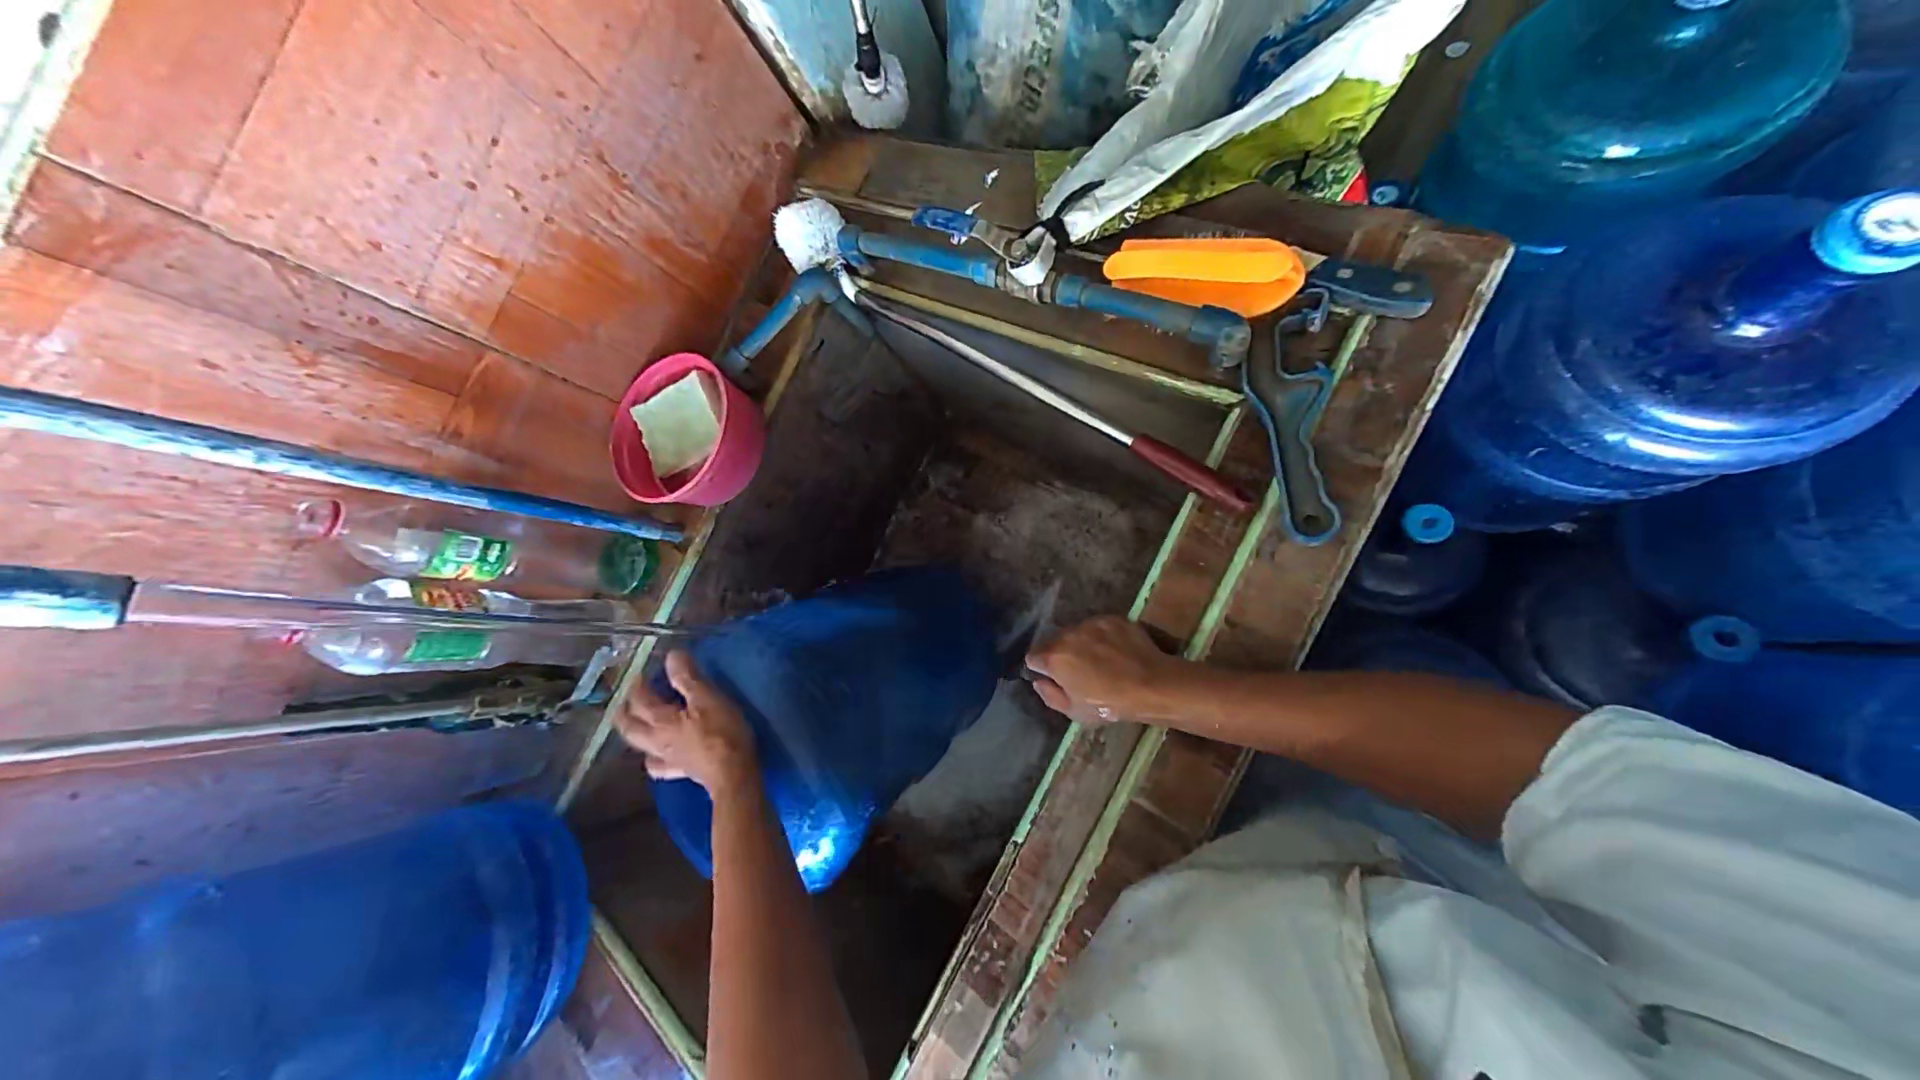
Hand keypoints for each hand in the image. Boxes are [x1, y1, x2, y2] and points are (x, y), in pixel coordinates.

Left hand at [612, 651, 757, 795]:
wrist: (733, 773)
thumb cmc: (722, 732)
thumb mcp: (708, 698)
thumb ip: (688, 678)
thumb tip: (671, 656)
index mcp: (661, 720)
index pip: (640, 699)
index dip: (638, 684)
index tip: (641, 673)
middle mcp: (656, 740)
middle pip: (630, 725)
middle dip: (624, 711)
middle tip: (626, 700)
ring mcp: (666, 758)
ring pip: (640, 745)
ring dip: (635, 733)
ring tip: (638, 724)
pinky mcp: (680, 771)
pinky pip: (658, 766)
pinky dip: (653, 758)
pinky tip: (657, 756)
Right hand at [1024, 615, 1187, 724]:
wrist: (1153, 685)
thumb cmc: (1110, 704)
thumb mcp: (1074, 712)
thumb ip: (1050, 695)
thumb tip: (1039, 682)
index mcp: (1054, 657)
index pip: (1033, 657)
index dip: (1041, 669)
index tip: (1054, 678)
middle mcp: (1068, 634)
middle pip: (1053, 641)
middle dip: (1060, 654)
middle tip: (1078, 671)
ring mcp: (1091, 623)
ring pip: (1076, 632)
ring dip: (1080, 643)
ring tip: (1099, 660)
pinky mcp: (1112, 619)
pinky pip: (1098, 627)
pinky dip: (1101, 637)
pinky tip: (1115, 652)